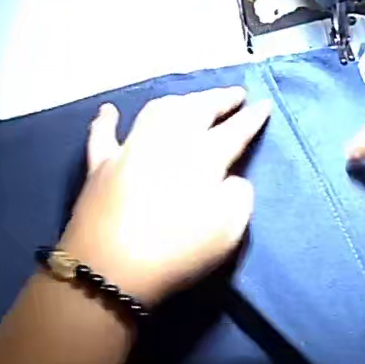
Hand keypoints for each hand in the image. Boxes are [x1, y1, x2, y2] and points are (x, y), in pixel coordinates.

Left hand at [57, 87, 269, 305]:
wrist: (112, 269)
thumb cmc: (179, 250)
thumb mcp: (230, 229)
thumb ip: (239, 196)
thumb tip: (231, 180)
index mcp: (204, 156)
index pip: (235, 130)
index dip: (252, 118)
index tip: (264, 104)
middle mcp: (167, 141)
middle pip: (196, 110)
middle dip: (218, 99)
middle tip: (234, 94)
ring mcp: (130, 149)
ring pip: (156, 112)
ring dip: (178, 101)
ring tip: (190, 100)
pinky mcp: (100, 166)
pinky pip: (104, 136)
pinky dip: (108, 121)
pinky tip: (110, 111)